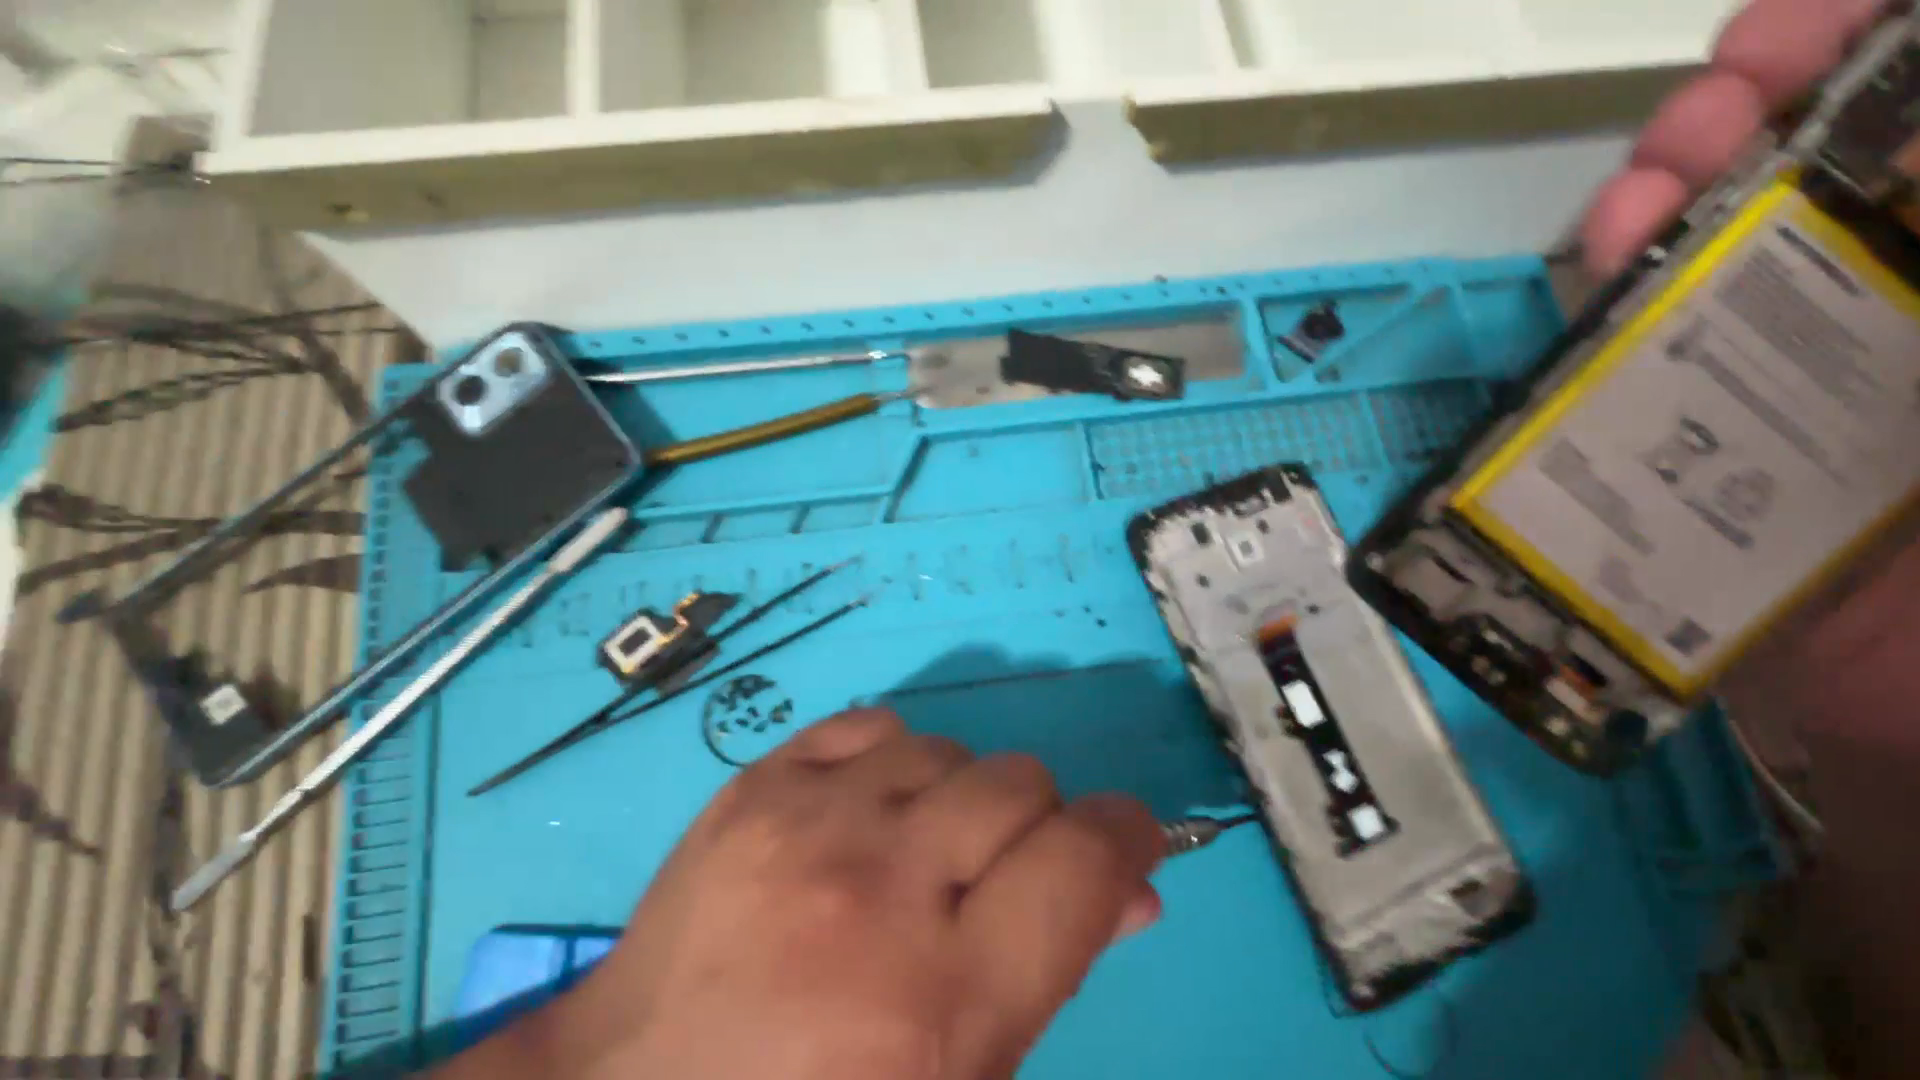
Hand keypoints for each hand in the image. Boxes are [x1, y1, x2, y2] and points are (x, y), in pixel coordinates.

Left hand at [452, 709, 1162, 1079]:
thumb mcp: (962, 1078)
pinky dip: (892, 759)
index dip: (1124, 837)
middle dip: (1036, 824)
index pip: (1082, 861)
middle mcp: (882, 894)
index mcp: (944, 1000)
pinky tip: (869, 810)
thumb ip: (1052, 978)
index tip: (1124, 843)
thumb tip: (1129, 894)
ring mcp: (809, 828)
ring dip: (958, 796)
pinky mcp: (753, 789)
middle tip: (999, 875)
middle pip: (1020, 786)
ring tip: (921, 850)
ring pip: (947, 750)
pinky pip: (868, 724)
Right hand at [1583, 4, 1919, 1068]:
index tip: (1825, 24)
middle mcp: (1877, 309)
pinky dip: (1602, 295)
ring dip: (1669, 188)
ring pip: (1699, 252)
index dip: (1879, 58)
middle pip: (1805, 176)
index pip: (1916, 144)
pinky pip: (1620, 353)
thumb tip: (1901, 145)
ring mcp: (1771, 374)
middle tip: (1727, 83)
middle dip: (1761, 109)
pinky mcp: (1674, 441)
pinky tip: (1605, 259)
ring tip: (1651, 171)